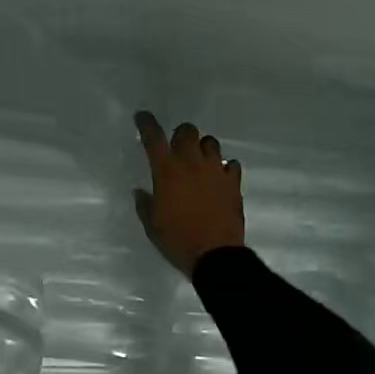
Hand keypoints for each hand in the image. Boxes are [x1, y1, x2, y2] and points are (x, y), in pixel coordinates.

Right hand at [133, 111, 244, 275]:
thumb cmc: (179, 241)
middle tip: (177, 149)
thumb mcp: (153, 226)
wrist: (215, 256)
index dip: (146, 124)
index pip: (154, 137)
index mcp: (167, 171)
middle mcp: (192, 163)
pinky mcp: (234, 183)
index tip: (142, 118)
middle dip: (180, 136)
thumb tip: (140, 191)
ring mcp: (216, 171)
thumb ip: (145, 204)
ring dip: (203, 149)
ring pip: (211, 144)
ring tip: (200, 163)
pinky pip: (231, 164)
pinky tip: (220, 179)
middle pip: (187, 131)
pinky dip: (224, 168)